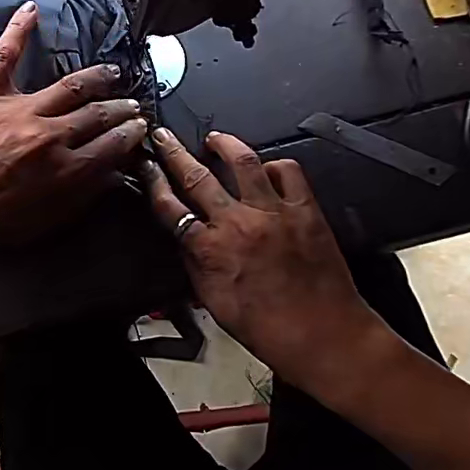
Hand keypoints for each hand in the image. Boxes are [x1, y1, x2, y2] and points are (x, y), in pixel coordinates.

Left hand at [0, 0, 146, 256]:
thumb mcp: (46, 220)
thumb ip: (83, 195)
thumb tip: (113, 176)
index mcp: (65, 169)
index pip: (113, 144)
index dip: (131, 134)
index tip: (140, 127)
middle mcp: (48, 136)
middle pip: (97, 113)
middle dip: (121, 108)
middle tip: (131, 105)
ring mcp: (17, 113)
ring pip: (68, 86)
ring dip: (96, 77)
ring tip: (111, 73)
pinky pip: (5, 59)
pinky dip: (17, 32)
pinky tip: (31, 11)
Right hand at [140, 129, 379, 391]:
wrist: (324, 336)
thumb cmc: (267, 329)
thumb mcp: (214, 303)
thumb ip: (195, 266)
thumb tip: (183, 239)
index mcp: (210, 250)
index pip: (169, 207)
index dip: (153, 181)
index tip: (145, 164)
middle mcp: (237, 223)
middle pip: (197, 176)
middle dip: (174, 151)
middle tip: (163, 133)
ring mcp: (273, 212)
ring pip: (244, 162)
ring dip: (225, 144)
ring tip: (215, 138)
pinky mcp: (305, 210)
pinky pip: (289, 172)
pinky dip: (274, 165)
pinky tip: (267, 168)